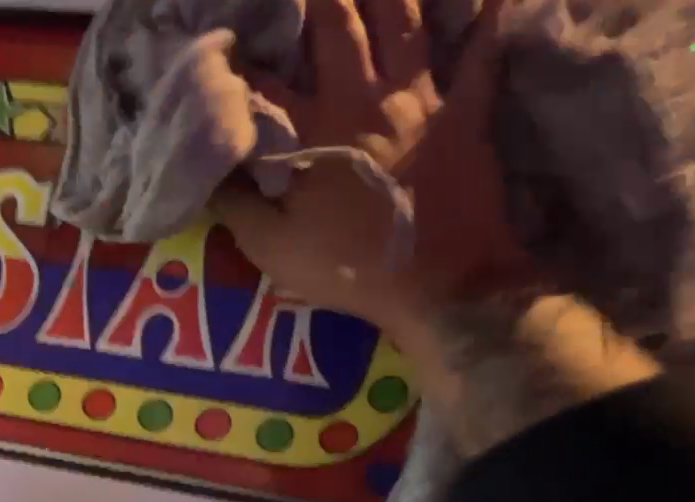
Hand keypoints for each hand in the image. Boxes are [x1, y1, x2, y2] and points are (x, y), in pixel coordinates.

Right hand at [210, 0, 532, 342]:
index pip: (262, 87)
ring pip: (405, 21)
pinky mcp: (466, 109)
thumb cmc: (346, 266)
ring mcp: (421, 98)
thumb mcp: (271, 247)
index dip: (236, 63)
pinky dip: (487, 12)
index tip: (218, 45)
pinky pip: (483, 47)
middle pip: (340, 28)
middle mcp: (363, 99)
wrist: (440, 282)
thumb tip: (207, 170)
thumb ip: (236, 203)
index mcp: (311, 134)